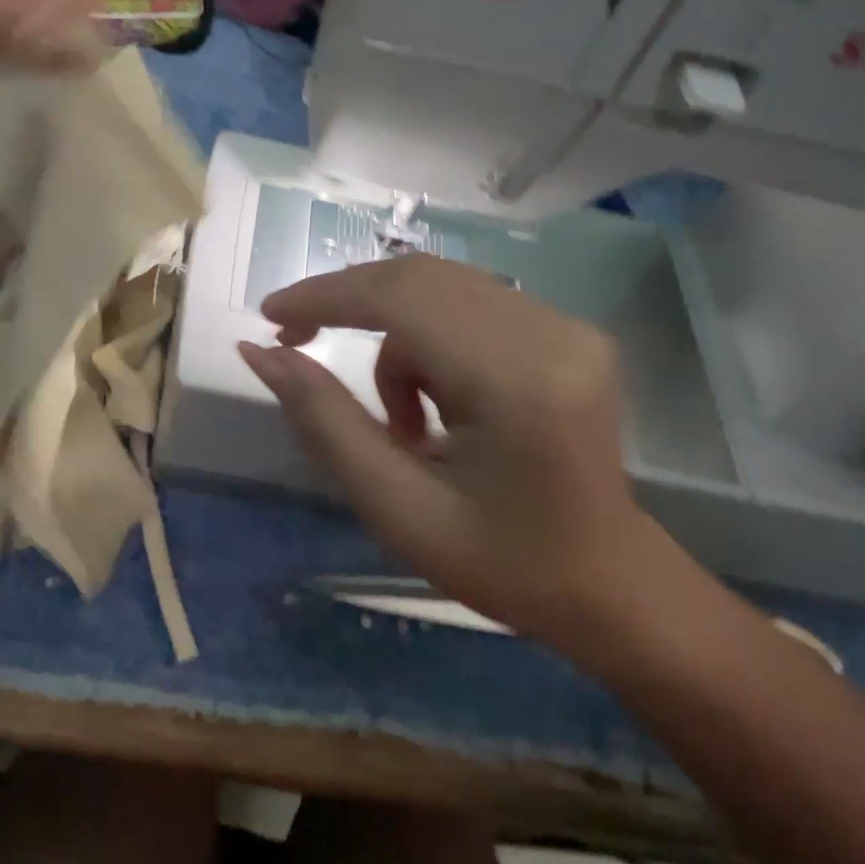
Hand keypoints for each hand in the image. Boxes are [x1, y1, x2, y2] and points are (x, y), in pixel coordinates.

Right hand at [238, 255, 679, 648]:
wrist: (605, 584)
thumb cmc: (499, 564)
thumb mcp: (395, 507)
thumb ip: (325, 422)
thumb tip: (259, 353)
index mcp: (518, 382)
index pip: (404, 298)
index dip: (326, 295)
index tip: (269, 315)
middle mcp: (552, 333)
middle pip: (422, 278)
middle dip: (349, 303)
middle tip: (296, 344)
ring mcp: (568, 327)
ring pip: (441, 290)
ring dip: (394, 340)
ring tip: (400, 426)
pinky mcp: (568, 333)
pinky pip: (470, 307)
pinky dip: (429, 343)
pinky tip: (436, 407)